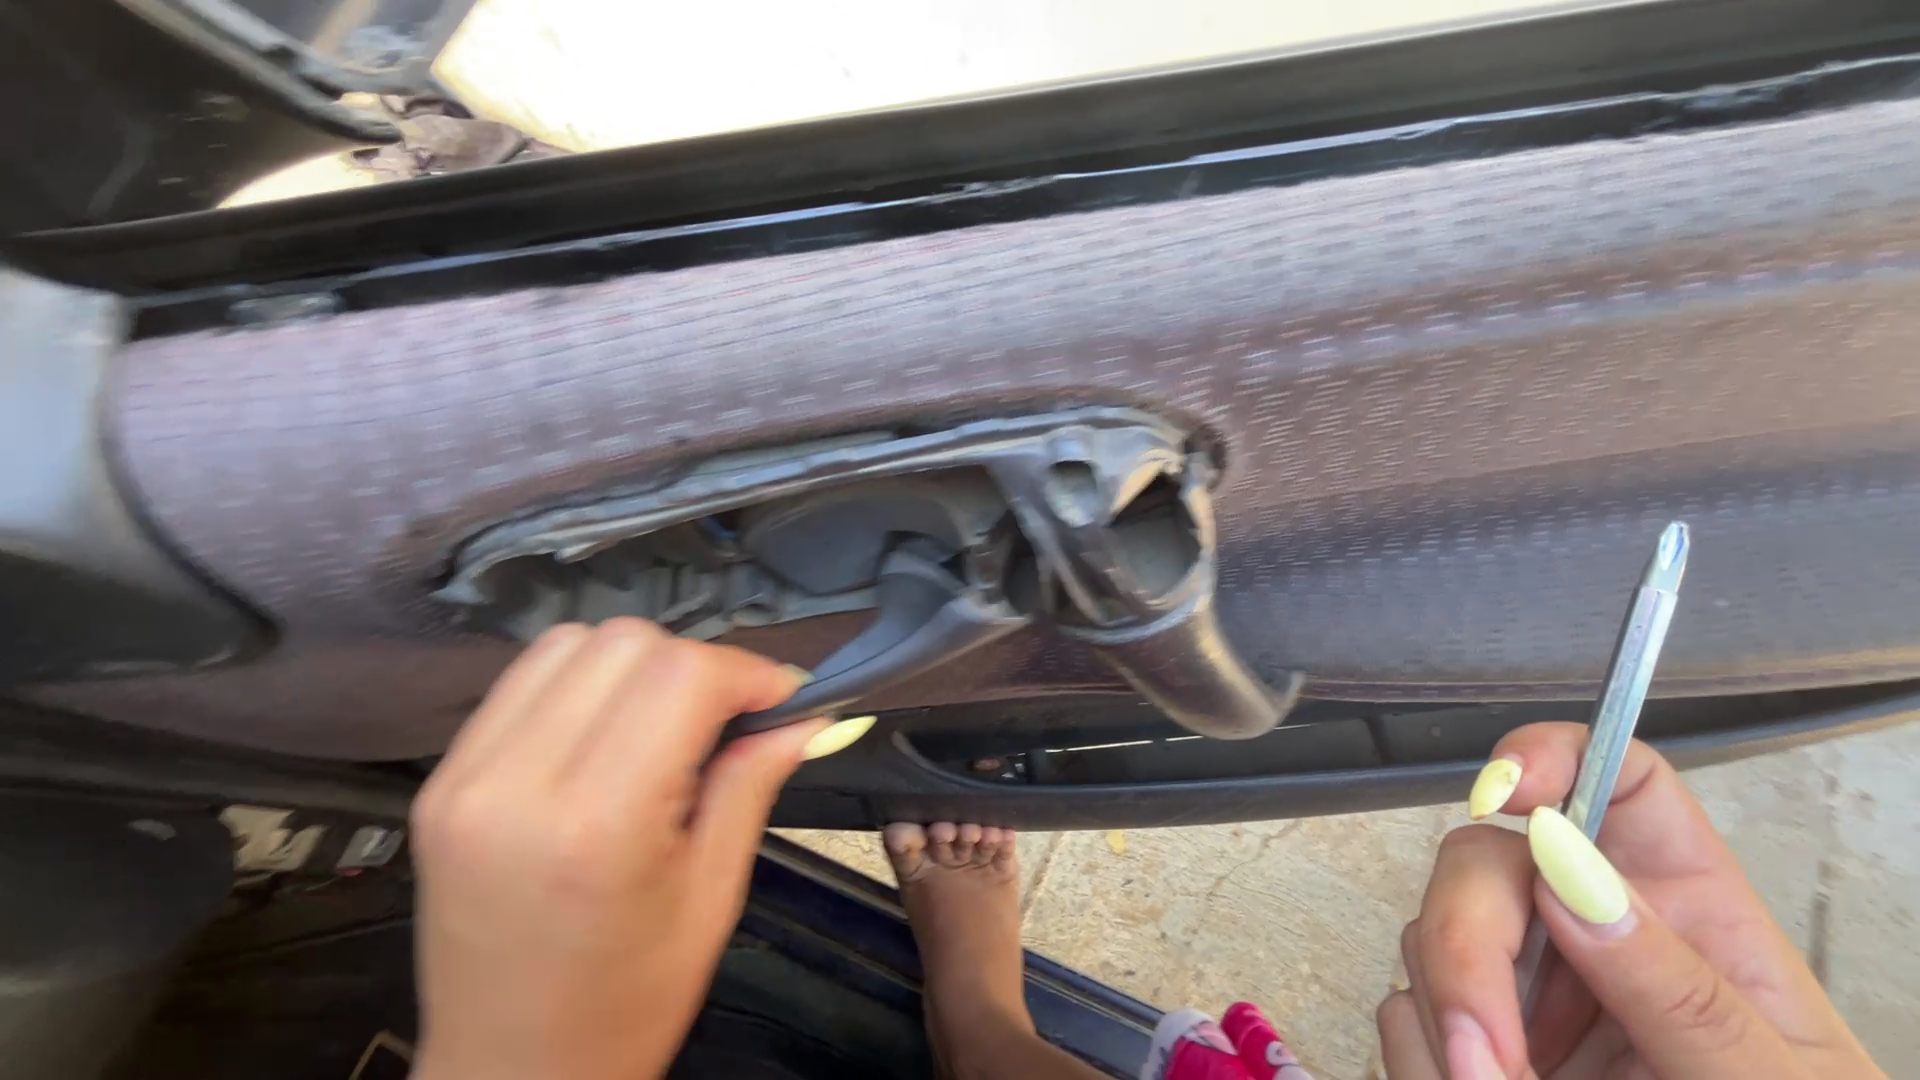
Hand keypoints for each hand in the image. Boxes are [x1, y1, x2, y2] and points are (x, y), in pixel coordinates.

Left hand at [408, 619, 828, 1079]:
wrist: (508, 1075)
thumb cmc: (628, 999)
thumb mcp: (714, 894)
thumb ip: (756, 781)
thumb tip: (809, 713)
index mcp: (597, 824)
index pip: (682, 676)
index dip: (746, 671)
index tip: (780, 699)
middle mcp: (517, 783)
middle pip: (627, 642)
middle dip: (697, 664)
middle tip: (727, 716)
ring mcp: (466, 776)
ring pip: (574, 642)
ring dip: (639, 663)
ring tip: (667, 721)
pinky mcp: (442, 778)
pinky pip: (527, 678)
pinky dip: (585, 678)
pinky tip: (611, 726)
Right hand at [1379, 722, 1884, 1078]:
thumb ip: (1684, 994)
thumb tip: (1567, 867)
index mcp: (1684, 915)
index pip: (1617, 780)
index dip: (1554, 753)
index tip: (1504, 790)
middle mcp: (1583, 924)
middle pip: (1481, 858)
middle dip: (1462, 945)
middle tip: (1485, 1059)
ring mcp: (1519, 979)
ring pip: (1424, 932)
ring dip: (1448, 1024)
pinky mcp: (1467, 1029)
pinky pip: (1400, 1008)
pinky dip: (1424, 1062)